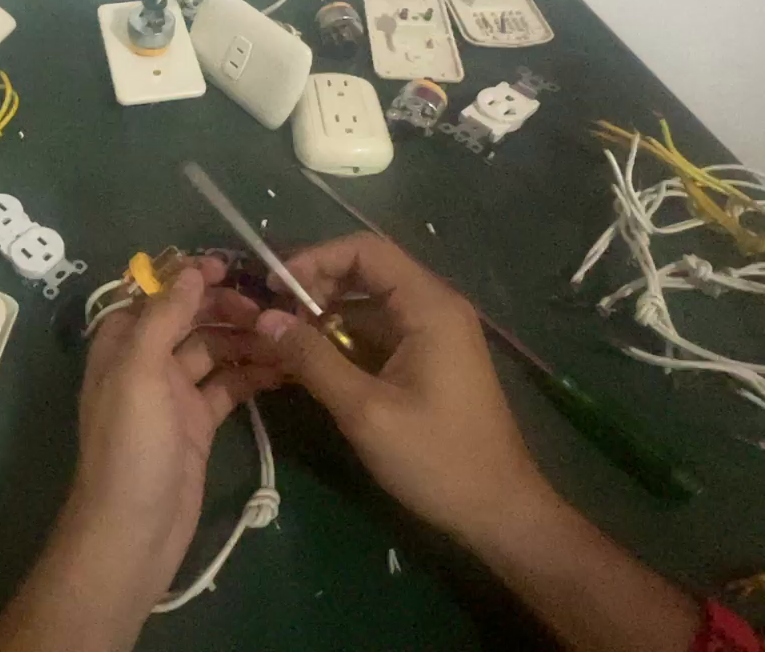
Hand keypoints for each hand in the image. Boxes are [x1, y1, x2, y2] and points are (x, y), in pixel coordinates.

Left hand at [68, 256, 281, 604]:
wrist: (134, 534)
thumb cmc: (131, 446)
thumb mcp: (140, 373)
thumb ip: (164, 318)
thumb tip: (189, 271)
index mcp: (123, 343)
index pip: (157, 294)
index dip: (190, 277)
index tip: (231, 267)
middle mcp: (147, 361)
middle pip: (190, 319)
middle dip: (226, 308)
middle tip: (269, 308)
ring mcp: (174, 392)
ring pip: (214, 350)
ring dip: (245, 339)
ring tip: (286, 336)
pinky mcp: (198, 422)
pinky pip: (228, 385)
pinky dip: (251, 374)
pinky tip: (282, 368)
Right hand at [253, 232, 552, 542]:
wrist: (500, 514)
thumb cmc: (438, 459)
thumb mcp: (365, 411)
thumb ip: (312, 359)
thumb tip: (264, 319)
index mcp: (428, 305)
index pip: (364, 249)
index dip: (314, 258)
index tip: (274, 287)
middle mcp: (433, 305)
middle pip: (364, 268)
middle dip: (315, 284)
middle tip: (275, 315)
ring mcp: (431, 329)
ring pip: (365, 298)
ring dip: (324, 310)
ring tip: (284, 336)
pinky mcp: (425, 354)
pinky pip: (374, 325)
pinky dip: (340, 332)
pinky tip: (311, 356)